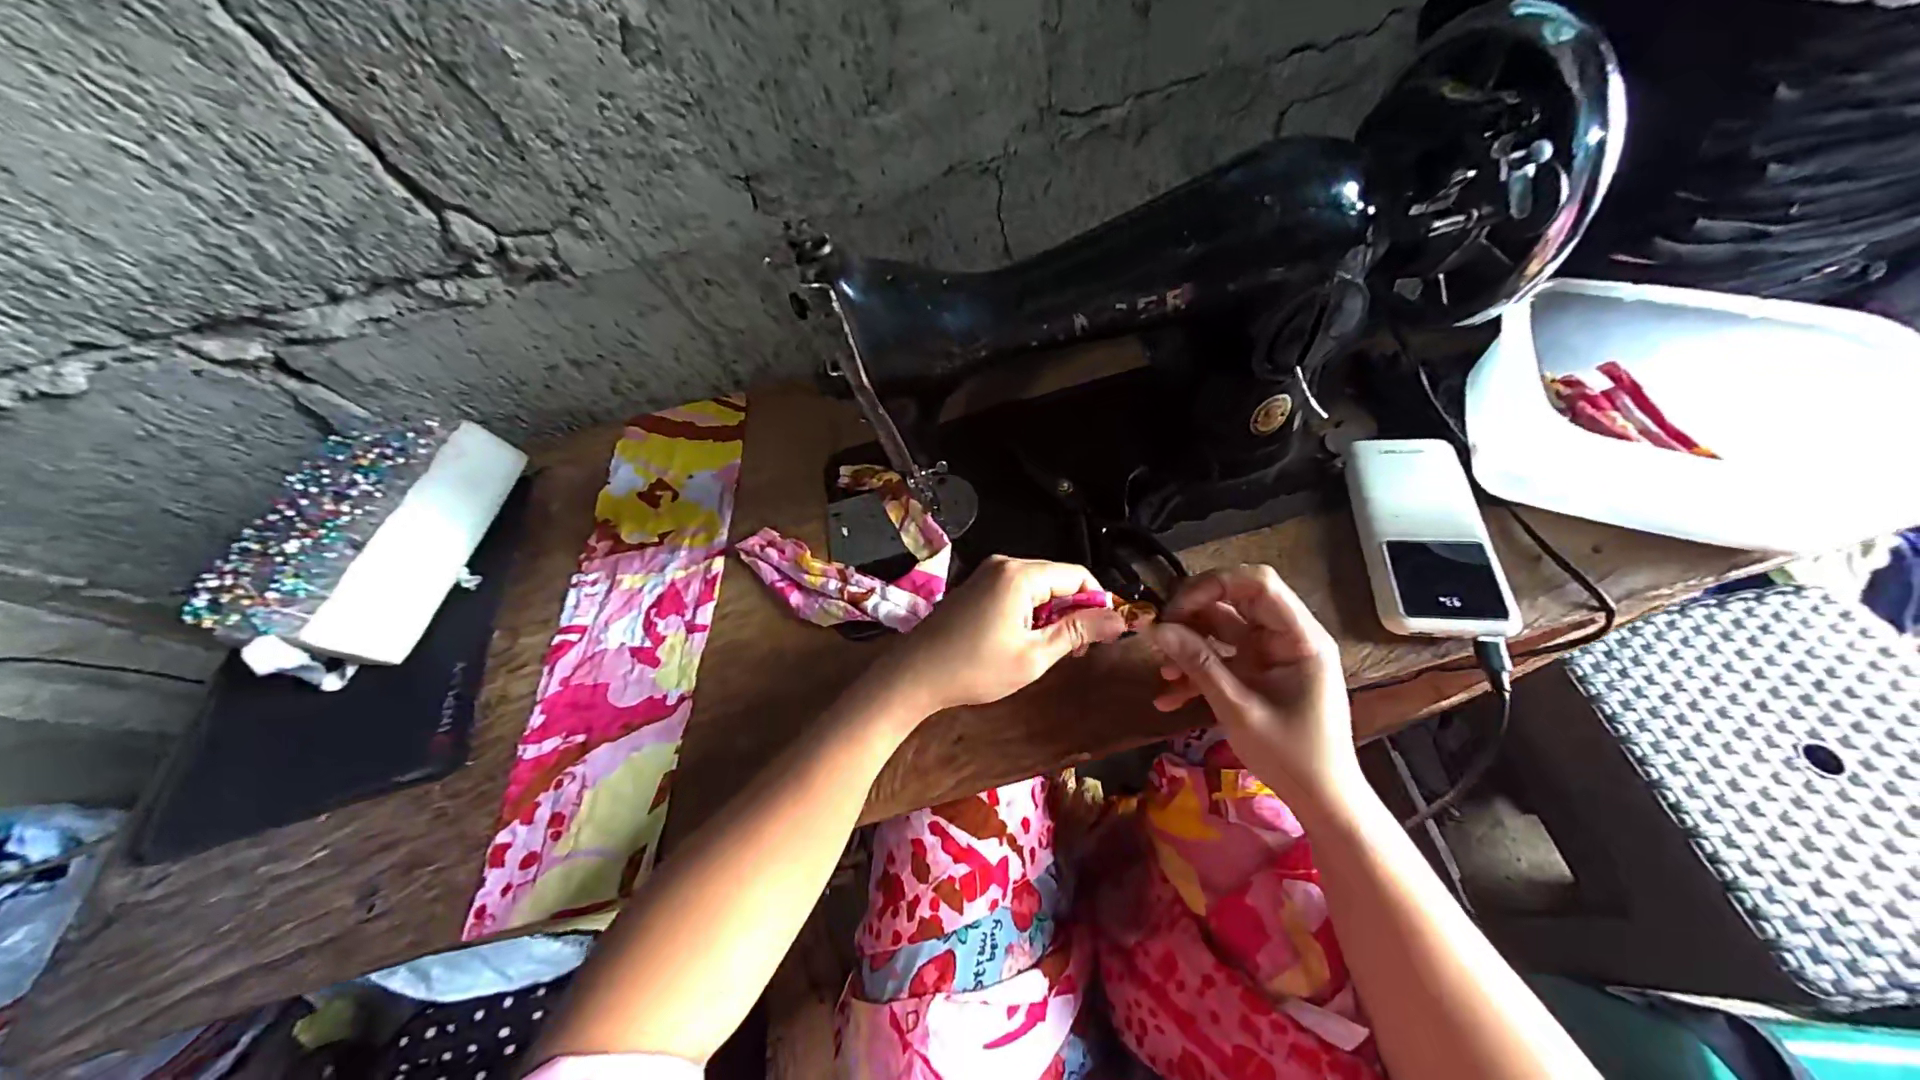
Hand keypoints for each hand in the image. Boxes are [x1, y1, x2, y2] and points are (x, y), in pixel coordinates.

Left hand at [871, 556, 1128, 715]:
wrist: (914, 674)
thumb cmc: (974, 668)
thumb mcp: (1034, 656)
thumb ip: (1078, 632)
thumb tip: (1118, 619)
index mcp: (1020, 575)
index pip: (1078, 575)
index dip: (1097, 604)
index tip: (1103, 635)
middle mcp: (1004, 565)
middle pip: (1059, 578)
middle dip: (1074, 611)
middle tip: (1074, 650)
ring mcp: (988, 573)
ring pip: (1040, 587)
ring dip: (1052, 615)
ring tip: (1048, 650)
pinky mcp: (977, 586)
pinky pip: (1018, 591)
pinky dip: (1030, 613)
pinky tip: (1024, 641)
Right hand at [1146, 564, 1363, 808]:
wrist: (1322, 800)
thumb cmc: (1292, 755)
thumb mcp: (1238, 709)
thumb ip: (1199, 664)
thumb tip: (1157, 629)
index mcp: (1299, 637)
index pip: (1258, 584)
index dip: (1213, 585)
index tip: (1176, 608)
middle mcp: (1286, 637)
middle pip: (1234, 601)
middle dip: (1192, 616)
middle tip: (1161, 635)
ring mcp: (1271, 655)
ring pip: (1222, 630)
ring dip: (1189, 646)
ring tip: (1162, 673)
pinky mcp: (1258, 673)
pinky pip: (1222, 658)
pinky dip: (1196, 672)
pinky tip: (1169, 698)